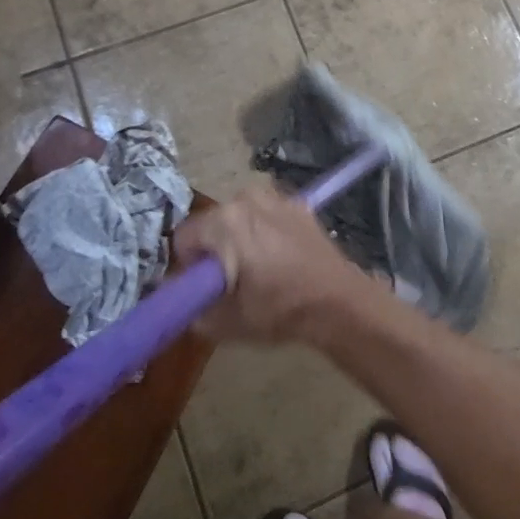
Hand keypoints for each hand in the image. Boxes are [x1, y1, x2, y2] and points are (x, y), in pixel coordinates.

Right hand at [173, 186, 379, 344]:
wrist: (337, 301)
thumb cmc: (279, 309)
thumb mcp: (226, 322)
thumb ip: (193, 308)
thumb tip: (182, 297)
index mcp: (224, 222)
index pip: (184, 238)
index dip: (187, 265)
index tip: (203, 286)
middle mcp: (246, 198)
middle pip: (212, 223)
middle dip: (214, 249)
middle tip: (229, 282)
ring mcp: (275, 197)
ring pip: (239, 216)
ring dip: (239, 237)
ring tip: (257, 269)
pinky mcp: (298, 204)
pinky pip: (266, 215)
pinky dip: (264, 231)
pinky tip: (279, 258)